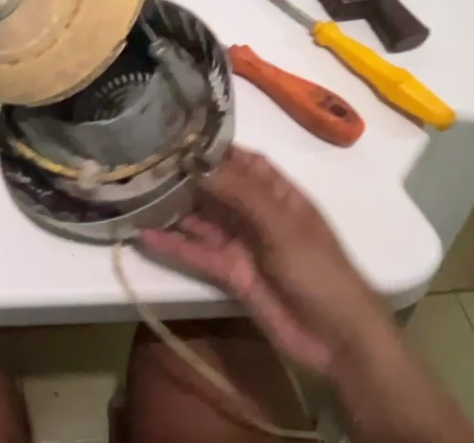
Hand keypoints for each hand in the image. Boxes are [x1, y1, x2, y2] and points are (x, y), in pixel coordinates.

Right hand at [139, 148, 395, 377]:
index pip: (242, 161)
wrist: (338, 341)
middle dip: (184, 175)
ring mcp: (242, 244)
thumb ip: (241, 194)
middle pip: (215, 188)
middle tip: (142, 158)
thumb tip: (197, 163)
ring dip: (173, 207)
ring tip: (134, 191)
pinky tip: (143, 234)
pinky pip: (197, 254)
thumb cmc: (321, 272)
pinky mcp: (230, 273)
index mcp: (278, 195)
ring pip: (201, 219)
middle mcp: (256, 214)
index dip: (212, 147)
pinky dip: (172, 245)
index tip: (175, 132)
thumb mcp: (283, 227)